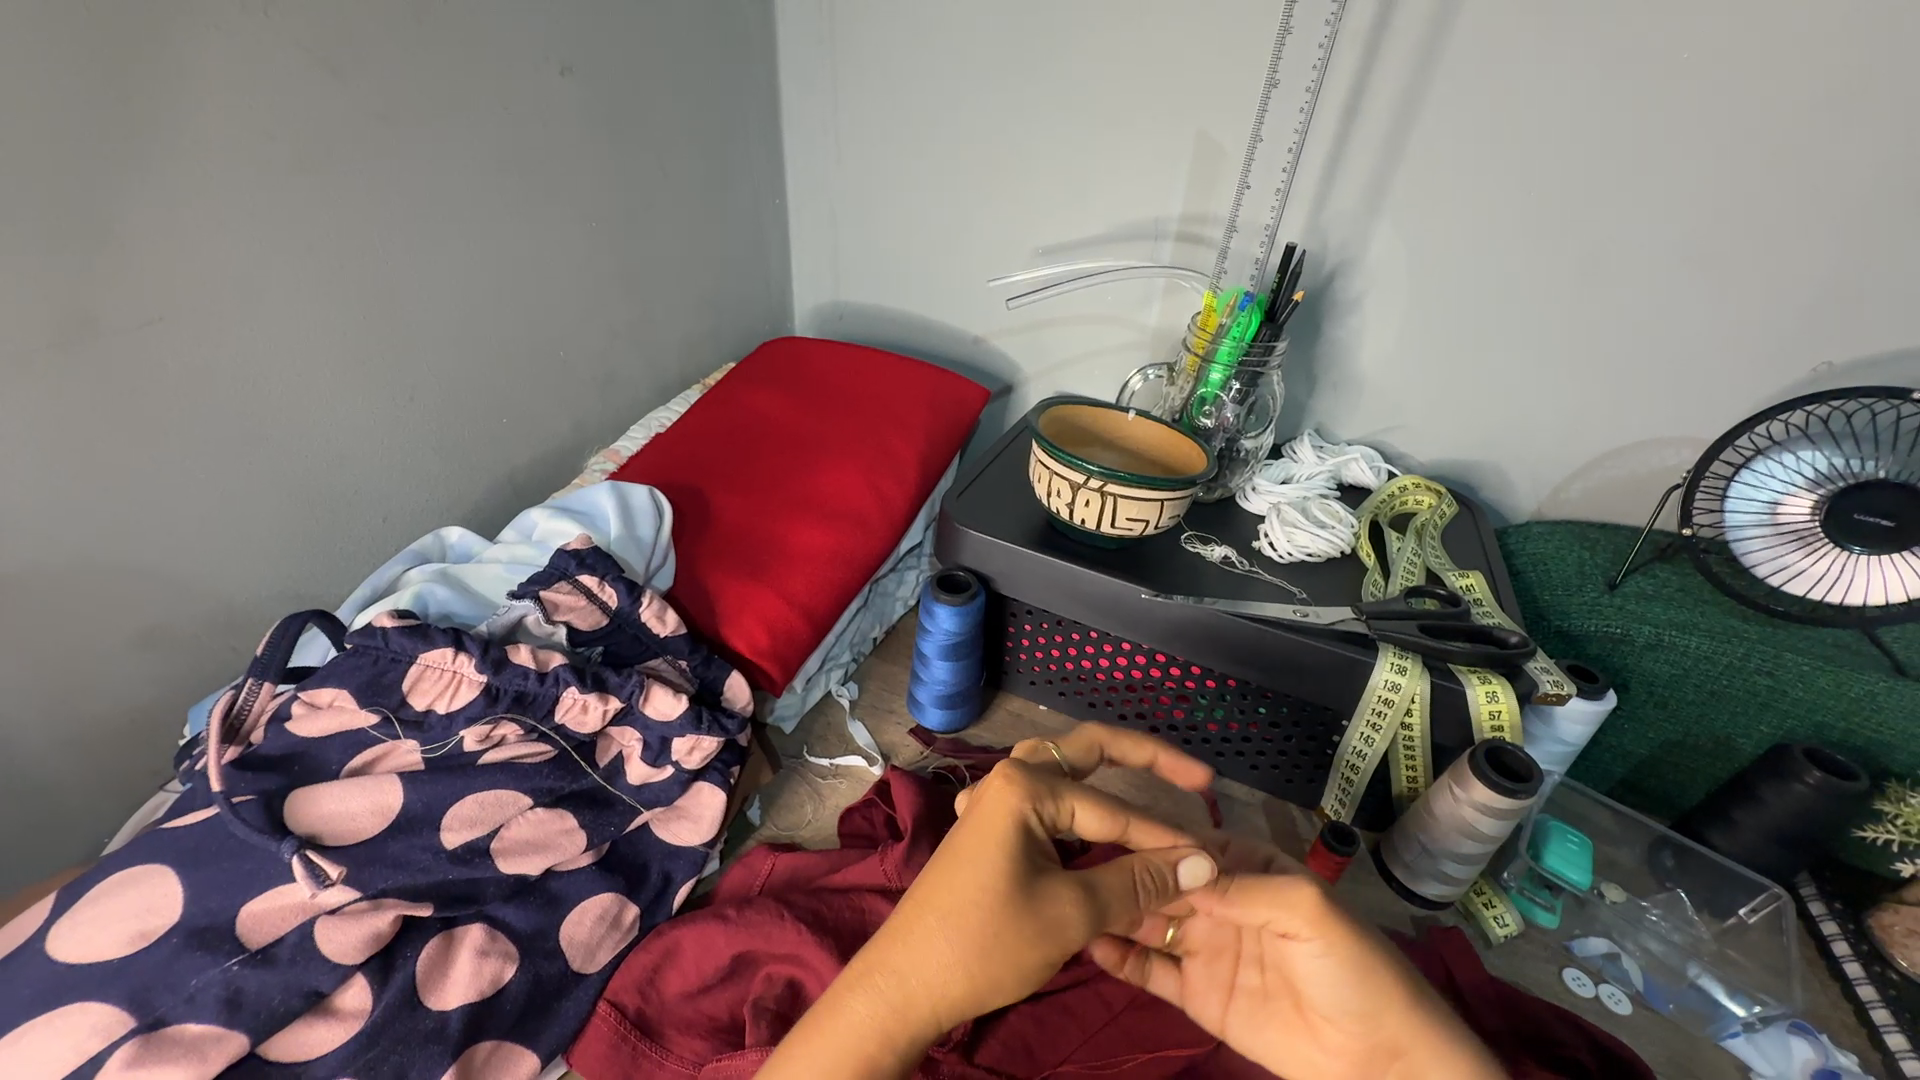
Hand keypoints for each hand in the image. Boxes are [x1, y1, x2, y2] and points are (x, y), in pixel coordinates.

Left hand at [758, 723, 1219, 1078]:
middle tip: (1197, 776)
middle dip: (1143, 759)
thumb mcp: (1071, 913)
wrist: (907, 982)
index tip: (1213, 861)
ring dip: (1105, 776)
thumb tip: (1201, 863)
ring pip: (1061, 772)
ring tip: (1151, 785)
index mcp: (1024, 785)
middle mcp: (1007, 777)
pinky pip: (1041, 801)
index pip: (1114, 810)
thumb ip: (1137, 882)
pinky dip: (1074, 805)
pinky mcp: (987, 828)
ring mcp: (992, 800)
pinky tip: (1087, 822)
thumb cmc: (987, 943)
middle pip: (1086, 752)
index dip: (1165, 841)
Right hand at [1089, 867, 1503, 1079]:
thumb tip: (1175, 867)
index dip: (1150, 838)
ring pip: (1148, 921)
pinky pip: (1150, 970)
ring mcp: (1204, 947)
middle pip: (1160, 880)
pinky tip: (1093, 944)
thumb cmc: (1352, 968)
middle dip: (1124, 873)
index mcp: (1247, 867)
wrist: (1383, 1060)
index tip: (1105, 830)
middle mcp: (1218, 900)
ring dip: (1114, 911)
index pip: (1188, 844)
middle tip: (1077, 869)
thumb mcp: (1306, 908)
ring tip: (1075, 903)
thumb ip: (1240, 884)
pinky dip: (1121, 958)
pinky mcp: (1196, 994)